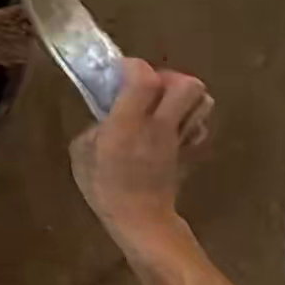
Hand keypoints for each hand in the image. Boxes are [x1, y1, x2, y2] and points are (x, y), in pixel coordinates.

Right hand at [69, 58, 212, 242]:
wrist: (138, 218)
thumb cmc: (103, 185)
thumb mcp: (81, 151)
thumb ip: (95, 126)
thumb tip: (106, 117)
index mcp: (128, 123)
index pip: (144, 79)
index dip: (133, 66)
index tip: (119, 69)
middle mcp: (160, 125)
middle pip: (188, 84)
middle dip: (168, 76)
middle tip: (147, 85)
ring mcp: (181, 138)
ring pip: (203, 100)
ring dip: (183, 94)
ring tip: (162, 102)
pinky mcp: (191, 151)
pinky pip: (201, 124)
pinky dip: (190, 118)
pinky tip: (170, 125)